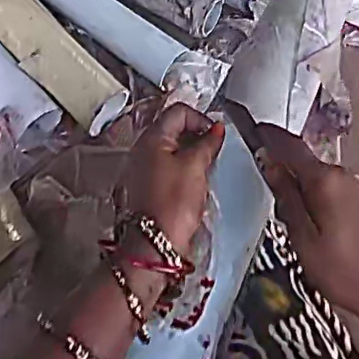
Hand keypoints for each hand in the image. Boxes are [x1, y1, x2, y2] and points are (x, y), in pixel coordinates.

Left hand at [121, 102, 224, 255]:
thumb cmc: (171, 206)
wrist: (154, 246)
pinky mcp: (148, 187)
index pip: (179, 111)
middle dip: (197, 136)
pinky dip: (183, 169)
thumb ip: (207, 143)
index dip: (201, 119)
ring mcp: (143, 168)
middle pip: (174, 128)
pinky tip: (194, 183)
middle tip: (213, 150)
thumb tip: (215, 130)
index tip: (215, 134)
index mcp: (151, 138)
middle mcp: (142, 149)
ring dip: (191, 153)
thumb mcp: (195, 166)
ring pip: (172, 148)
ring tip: (205, 168)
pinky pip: (168, 167)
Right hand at [257, 124, 358, 326]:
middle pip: (303, 159)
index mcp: (324, 180)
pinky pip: (327, 184)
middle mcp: (340, 174)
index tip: (254, 129)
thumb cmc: (341, 270)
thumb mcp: (302, 237)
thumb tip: (269, 162)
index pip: (291, 146)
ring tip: (285, 209)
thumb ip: (285, 195)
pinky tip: (307, 215)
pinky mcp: (358, 197)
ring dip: (297, 180)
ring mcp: (352, 185)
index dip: (270, 136)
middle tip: (263, 180)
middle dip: (282, 164)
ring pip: (315, 173)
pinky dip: (312, 190)